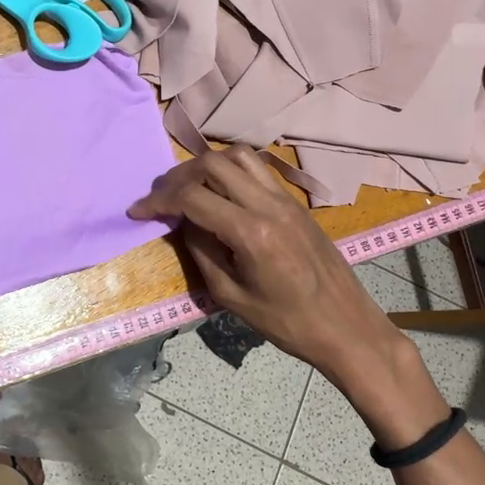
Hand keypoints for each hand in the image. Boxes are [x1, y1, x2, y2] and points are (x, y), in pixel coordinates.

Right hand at [128, 147, 404, 384]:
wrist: (347, 328)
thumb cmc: (287, 323)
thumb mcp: (231, 296)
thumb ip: (202, 251)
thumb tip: (185, 222)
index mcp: (251, 232)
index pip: (192, 197)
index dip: (158, 200)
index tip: (138, 211)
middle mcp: (269, 205)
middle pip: (211, 164)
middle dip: (177, 177)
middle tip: (160, 198)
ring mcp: (286, 200)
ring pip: (237, 157)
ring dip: (205, 166)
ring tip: (188, 189)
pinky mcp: (296, 203)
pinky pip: (256, 170)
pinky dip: (229, 171)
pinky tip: (219, 193)